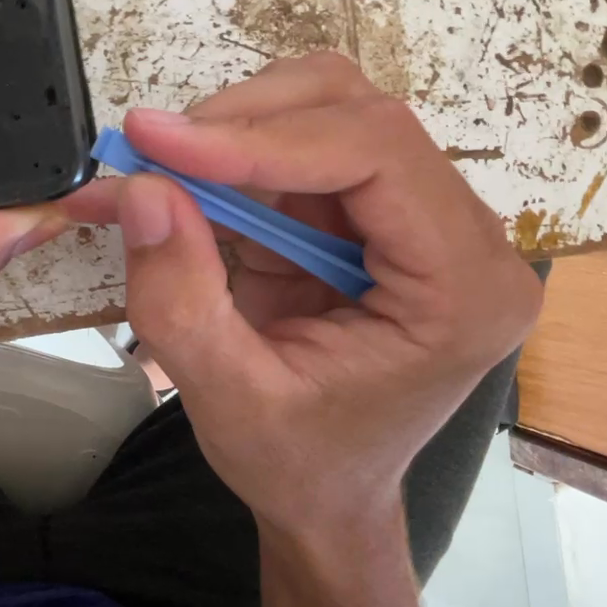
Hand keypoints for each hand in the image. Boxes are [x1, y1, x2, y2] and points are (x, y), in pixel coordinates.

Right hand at [67, 54, 540, 536]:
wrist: (326, 494)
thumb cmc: (297, 466)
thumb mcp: (227, 399)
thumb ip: (181, 301)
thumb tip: (144, 189)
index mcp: (462, 289)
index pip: (376, 154)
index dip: (260, 136)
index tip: (156, 142)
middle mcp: (459, 236)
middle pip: (354, 112)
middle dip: (240, 121)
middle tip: (149, 154)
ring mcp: (413, 219)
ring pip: (324, 112)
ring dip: (230, 130)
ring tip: (157, 174)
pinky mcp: (364, 217)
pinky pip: (295, 151)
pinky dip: (225, 157)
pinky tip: (177, 186)